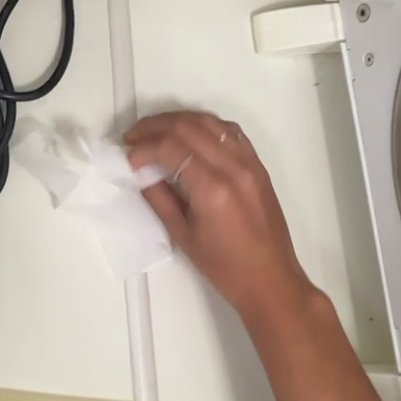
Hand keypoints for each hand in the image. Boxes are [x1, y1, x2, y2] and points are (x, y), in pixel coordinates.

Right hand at [124, 110, 311, 313]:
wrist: (271, 280)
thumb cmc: (224, 266)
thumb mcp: (182, 234)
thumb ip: (159, 197)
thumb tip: (141, 172)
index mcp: (213, 188)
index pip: (170, 148)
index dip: (144, 148)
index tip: (129, 159)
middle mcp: (233, 167)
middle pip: (187, 126)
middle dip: (154, 126)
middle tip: (133, 137)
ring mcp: (249, 163)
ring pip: (208, 121)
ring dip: (176, 120)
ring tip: (154, 130)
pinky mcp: (257, 164)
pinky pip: (228, 130)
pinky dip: (203, 124)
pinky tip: (188, 133)